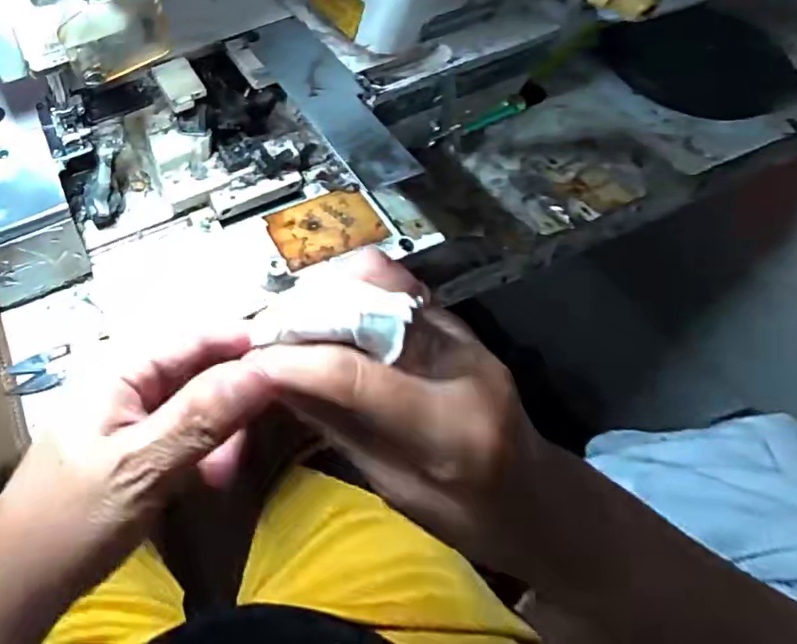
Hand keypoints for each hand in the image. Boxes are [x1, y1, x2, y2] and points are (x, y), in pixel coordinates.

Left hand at [0, 330, 275, 643]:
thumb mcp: (141, 467)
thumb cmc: (72, 517)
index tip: (289, 358)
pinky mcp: (133, 450)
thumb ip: (200, 416)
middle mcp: (125, 383)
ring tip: (227, 469)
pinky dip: (201, 454)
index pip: (190, 338)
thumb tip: (260, 368)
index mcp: (118, 369)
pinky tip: (209, 480)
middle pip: (195, 371)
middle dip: (231, 396)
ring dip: (218, 432)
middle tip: (267, 425)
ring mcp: (128, 418)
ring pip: (192, 408)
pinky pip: (180, 438)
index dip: (239, 342)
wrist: (19, 584)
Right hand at [249, 252, 796, 642]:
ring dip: (321, 291)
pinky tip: (322, 306)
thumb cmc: (474, 519)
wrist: (546, 501)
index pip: (355, 375)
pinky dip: (346, 284)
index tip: (249, 361)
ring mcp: (461, 330)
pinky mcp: (453, 317)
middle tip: (262, 331)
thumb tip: (275, 380)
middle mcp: (461, 362)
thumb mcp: (398, 492)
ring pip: (378, 278)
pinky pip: (391, 279)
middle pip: (363, 309)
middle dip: (301, 315)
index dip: (293, 362)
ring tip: (288, 316)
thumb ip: (338, 427)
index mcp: (453, 428)